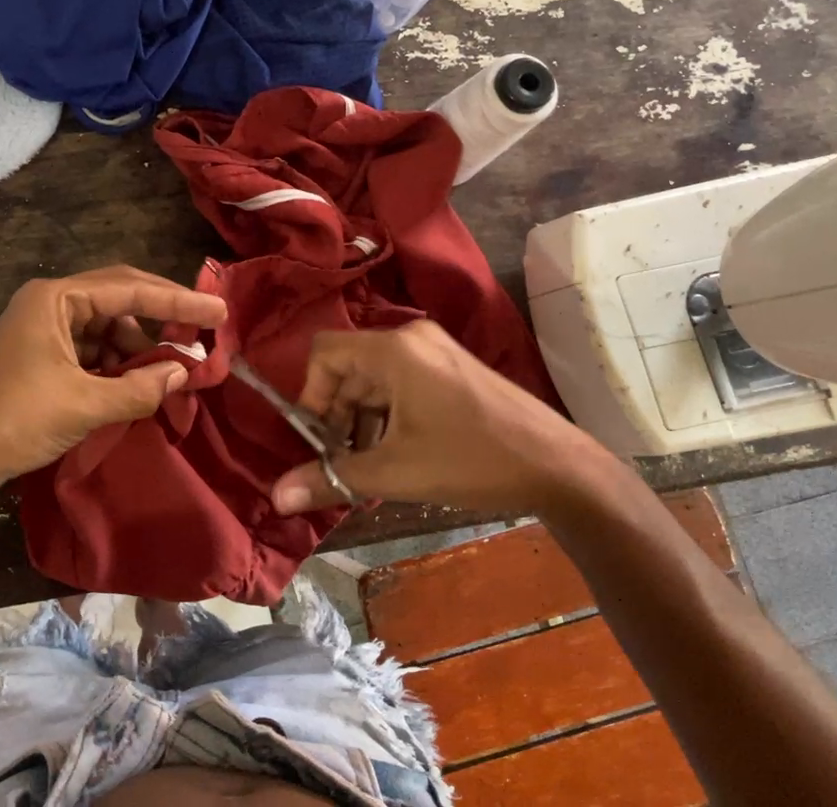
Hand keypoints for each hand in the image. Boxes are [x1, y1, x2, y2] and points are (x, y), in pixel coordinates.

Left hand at [0, 266, 226, 493]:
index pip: (129, 289)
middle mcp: (48, 302)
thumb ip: (140, 387)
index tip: (218, 313)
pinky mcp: (40, 353)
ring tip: (169, 373)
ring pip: (106, 326)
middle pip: (118, 299)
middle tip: (204, 334)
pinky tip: (135, 384)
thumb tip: (183, 373)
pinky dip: (116, 364)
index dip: (177, 302)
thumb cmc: (19, 420)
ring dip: (138, 347)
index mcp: (54, 298)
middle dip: (160, 319)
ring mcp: (41, 327)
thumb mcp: (86, 404)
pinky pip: (90, 348)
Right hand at [270, 321, 607, 515]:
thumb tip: (276, 497)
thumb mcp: (394, 473)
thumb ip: (331, 479)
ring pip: (374, 380)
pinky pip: (401, 383)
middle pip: (348, 368)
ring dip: (362, 420)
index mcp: (394, 350)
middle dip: (337, 416)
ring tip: (372, 464)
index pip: (323, 354)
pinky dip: (388, 415)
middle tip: (343, 461)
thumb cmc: (471, 461)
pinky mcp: (453, 369)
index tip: (320, 440)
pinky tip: (400, 453)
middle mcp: (412, 339)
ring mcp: (437, 351)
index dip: (310, 396)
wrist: (560, 468)